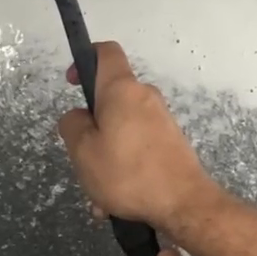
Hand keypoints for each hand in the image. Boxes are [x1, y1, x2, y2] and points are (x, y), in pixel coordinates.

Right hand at [58, 42, 218, 231]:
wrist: (184, 203)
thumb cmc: (128, 173)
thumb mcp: (83, 151)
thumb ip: (72, 126)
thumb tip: (78, 116)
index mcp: (122, 90)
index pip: (106, 52)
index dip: (86, 58)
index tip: (73, 82)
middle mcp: (144, 96)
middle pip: (110, 99)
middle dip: (92, 127)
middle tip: (82, 157)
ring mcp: (160, 118)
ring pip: (122, 128)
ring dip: (106, 154)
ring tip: (99, 193)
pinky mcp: (170, 140)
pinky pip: (137, 144)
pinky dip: (124, 165)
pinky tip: (117, 199)